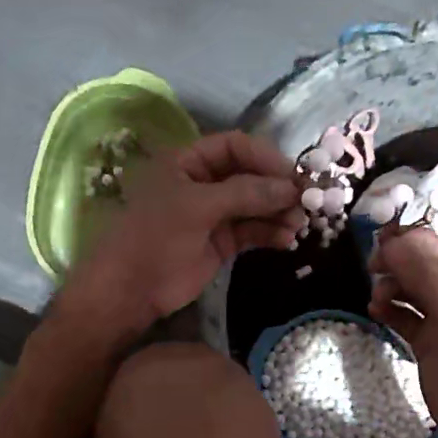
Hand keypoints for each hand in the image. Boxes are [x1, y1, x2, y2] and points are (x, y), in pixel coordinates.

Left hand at [59, 132, 306, 335]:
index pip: (235, 147)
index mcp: (188, 162)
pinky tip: (286, 240)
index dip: (265, 158)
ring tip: (298, 225)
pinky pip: (252, 231)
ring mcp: (213, 215)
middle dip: (277, 188)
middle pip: (250, 176)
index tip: (293, 175)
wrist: (131, 290)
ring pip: (254, 206)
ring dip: (278, 213)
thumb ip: (244, 194)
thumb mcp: (197, 208)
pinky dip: (270, 234)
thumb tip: (290, 188)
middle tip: (307, 202)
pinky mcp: (221, 244)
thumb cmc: (154, 238)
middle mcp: (203, 183)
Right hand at [368, 226, 437, 437]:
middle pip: (427, 267)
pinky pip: (405, 316)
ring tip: (378, 297)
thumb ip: (425, 278)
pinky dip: (390, 311)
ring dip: (393, 288)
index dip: (417, 243)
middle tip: (373, 266)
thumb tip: (394, 242)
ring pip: (413, 291)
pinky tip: (376, 310)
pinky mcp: (428, 340)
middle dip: (401, 264)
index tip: (384, 245)